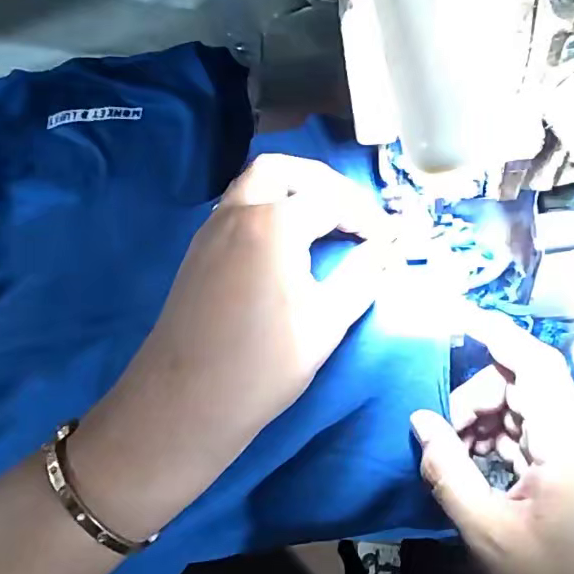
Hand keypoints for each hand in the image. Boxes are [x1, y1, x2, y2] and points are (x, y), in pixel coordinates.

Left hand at [99, 153, 391, 453]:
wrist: (185, 401)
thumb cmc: (262, 364)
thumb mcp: (326, 322)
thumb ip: (361, 277)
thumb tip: (383, 250)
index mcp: (272, 224)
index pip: (330, 200)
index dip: (366, 217)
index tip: (389, 239)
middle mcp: (236, 213)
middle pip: (283, 171)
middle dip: (323, 182)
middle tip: (352, 212)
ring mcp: (210, 230)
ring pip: (253, 185)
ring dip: (291, 191)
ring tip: (324, 222)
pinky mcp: (197, 252)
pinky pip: (237, 209)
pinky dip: (267, 208)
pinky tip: (286, 243)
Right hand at [412, 309, 573, 573]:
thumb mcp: (488, 533)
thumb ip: (448, 470)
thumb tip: (419, 421)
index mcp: (569, 439)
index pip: (531, 361)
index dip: (491, 332)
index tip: (452, 317)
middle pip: (528, 385)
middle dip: (478, 396)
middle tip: (440, 434)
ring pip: (536, 412)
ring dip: (492, 422)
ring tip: (455, 454)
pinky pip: (547, 440)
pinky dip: (511, 443)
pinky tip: (484, 468)